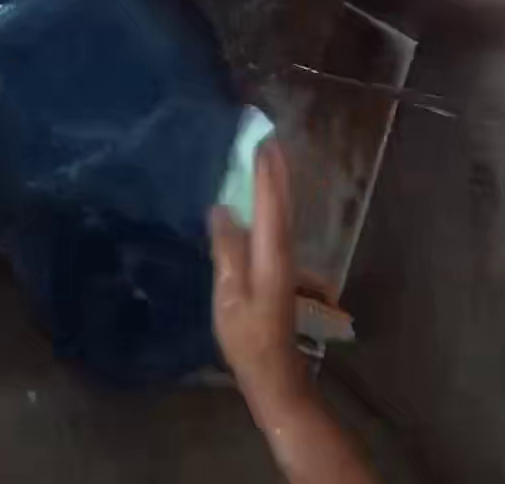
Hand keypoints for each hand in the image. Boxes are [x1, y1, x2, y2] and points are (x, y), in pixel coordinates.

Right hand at [210, 140, 306, 411]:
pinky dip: (272, 196)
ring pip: (282, 206)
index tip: (259, 139)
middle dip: (276, 166)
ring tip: (265, 152)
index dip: (265, 170)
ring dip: (276, 178)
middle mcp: (283, 246)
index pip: (269, 201)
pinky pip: (276, 216)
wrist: (272, 369)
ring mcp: (283, 254)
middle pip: (282, 198)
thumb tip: (221, 207)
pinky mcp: (278, 261)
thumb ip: (226, 249)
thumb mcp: (229, 294)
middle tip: (265, 134)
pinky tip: (261, 192)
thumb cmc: (246, 334)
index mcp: (271, 251)